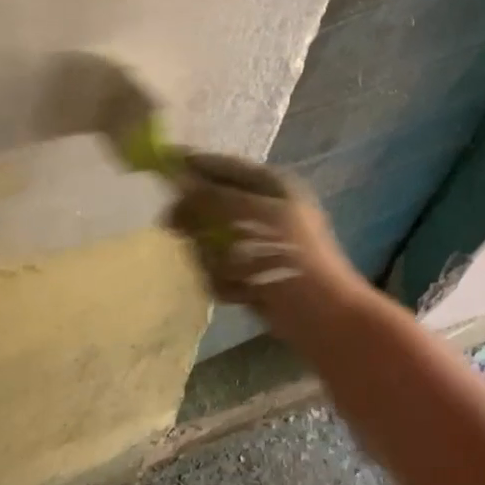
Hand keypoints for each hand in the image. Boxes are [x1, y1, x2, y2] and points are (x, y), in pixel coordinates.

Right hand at [163, 151, 364, 328]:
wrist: (325, 319)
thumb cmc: (295, 260)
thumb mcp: (258, 216)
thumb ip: (216, 198)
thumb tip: (180, 181)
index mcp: (272, 187)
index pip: (223, 167)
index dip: (192, 165)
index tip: (160, 165)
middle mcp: (262, 211)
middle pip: (210, 204)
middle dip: (195, 221)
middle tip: (173, 228)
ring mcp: (254, 245)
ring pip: (207, 241)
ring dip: (212, 259)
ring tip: (232, 274)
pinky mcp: (248, 275)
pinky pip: (216, 271)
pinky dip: (224, 283)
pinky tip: (241, 293)